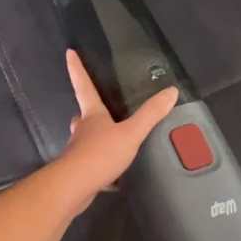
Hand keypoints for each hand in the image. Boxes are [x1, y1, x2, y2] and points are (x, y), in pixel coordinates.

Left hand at [59, 50, 178, 191]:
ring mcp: (79, 151)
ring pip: (87, 140)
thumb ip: (151, 114)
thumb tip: (171, 90)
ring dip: (98, 139)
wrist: (74, 187)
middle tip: (101, 110)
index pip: (83, 85)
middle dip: (90, 111)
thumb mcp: (131, 133)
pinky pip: (93, 164)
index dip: (77, 68)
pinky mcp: (80, 171)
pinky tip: (116, 177)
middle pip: (84, 115)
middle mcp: (83, 129)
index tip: (69, 52)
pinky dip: (104, 167)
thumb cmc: (100, 153)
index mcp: (92, 115)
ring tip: (114, 141)